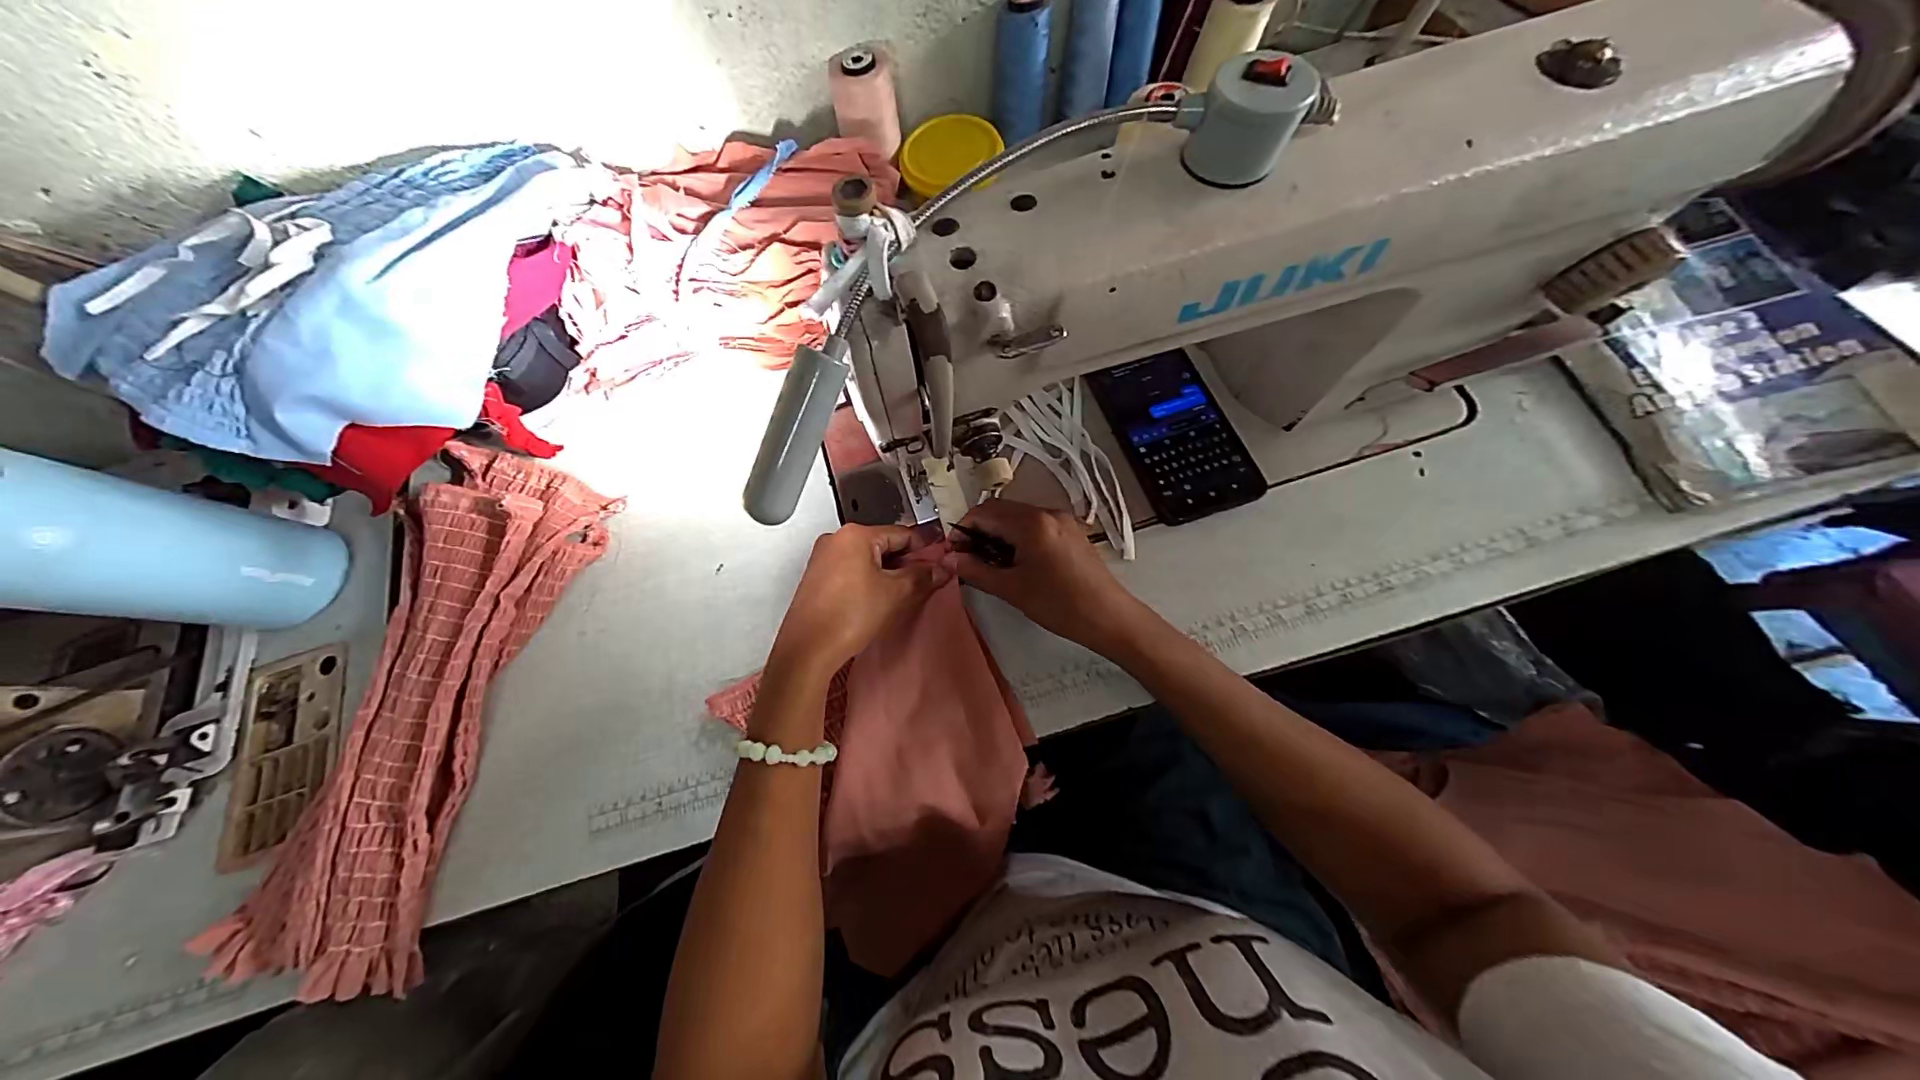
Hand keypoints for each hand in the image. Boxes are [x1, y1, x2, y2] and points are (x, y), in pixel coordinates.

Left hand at [769, 524, 948, 678]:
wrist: (809, 649)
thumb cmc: (843, 618)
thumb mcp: (895, 593)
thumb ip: (922, 576)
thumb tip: (938, 569)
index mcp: (854, 535)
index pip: (903, 533)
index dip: (925, 550)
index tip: (937, 564)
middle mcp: (835, 541)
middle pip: (884, 544)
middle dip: (905, 564)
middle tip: (922, 583)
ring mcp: (824, 559)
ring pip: (868, 559)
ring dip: (887, 575)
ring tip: (899, 597)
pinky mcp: (818, 579)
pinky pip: (852, 572)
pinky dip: (869, 582)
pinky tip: (877, 603)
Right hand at [943, 500, 1150, 655]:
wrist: (1108, 616)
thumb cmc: (1061, 605)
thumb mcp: (1011, 589)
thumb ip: (976, 570)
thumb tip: (950, 560)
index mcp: (1032, 523)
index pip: (984, 512)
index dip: (962, 530)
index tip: (953, 551)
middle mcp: (1047, 513)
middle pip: (1000, 509)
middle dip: (979, 530)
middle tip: (968, 558)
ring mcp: (1062, 520)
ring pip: (1017, 516)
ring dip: (998, 533)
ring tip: (991, 563)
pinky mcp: (1070, 531)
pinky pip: (1035, 524)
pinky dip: (1018, 536)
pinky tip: (1015, 561)